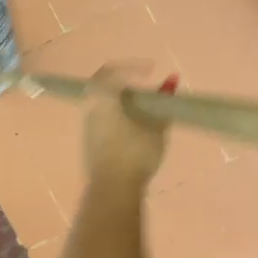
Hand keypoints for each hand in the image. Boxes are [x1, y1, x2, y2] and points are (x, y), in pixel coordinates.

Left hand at [81, 63, 175, 190]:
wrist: (112, 190)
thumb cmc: (135, 152)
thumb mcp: (156, 126)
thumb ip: (163, 103)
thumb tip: (171, 81)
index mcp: (102, 96)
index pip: (114, 71)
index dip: (134, 67)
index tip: (152, 70)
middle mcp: (89, 107)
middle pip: (103, 84)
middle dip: (124, 81)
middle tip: (143, 83)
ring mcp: (86, 126)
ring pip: (101, 102)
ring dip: (121, 99)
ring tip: (143, 106)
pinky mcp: (89, 143)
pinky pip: (102, 118)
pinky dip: (118, 113)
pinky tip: (134, 125)